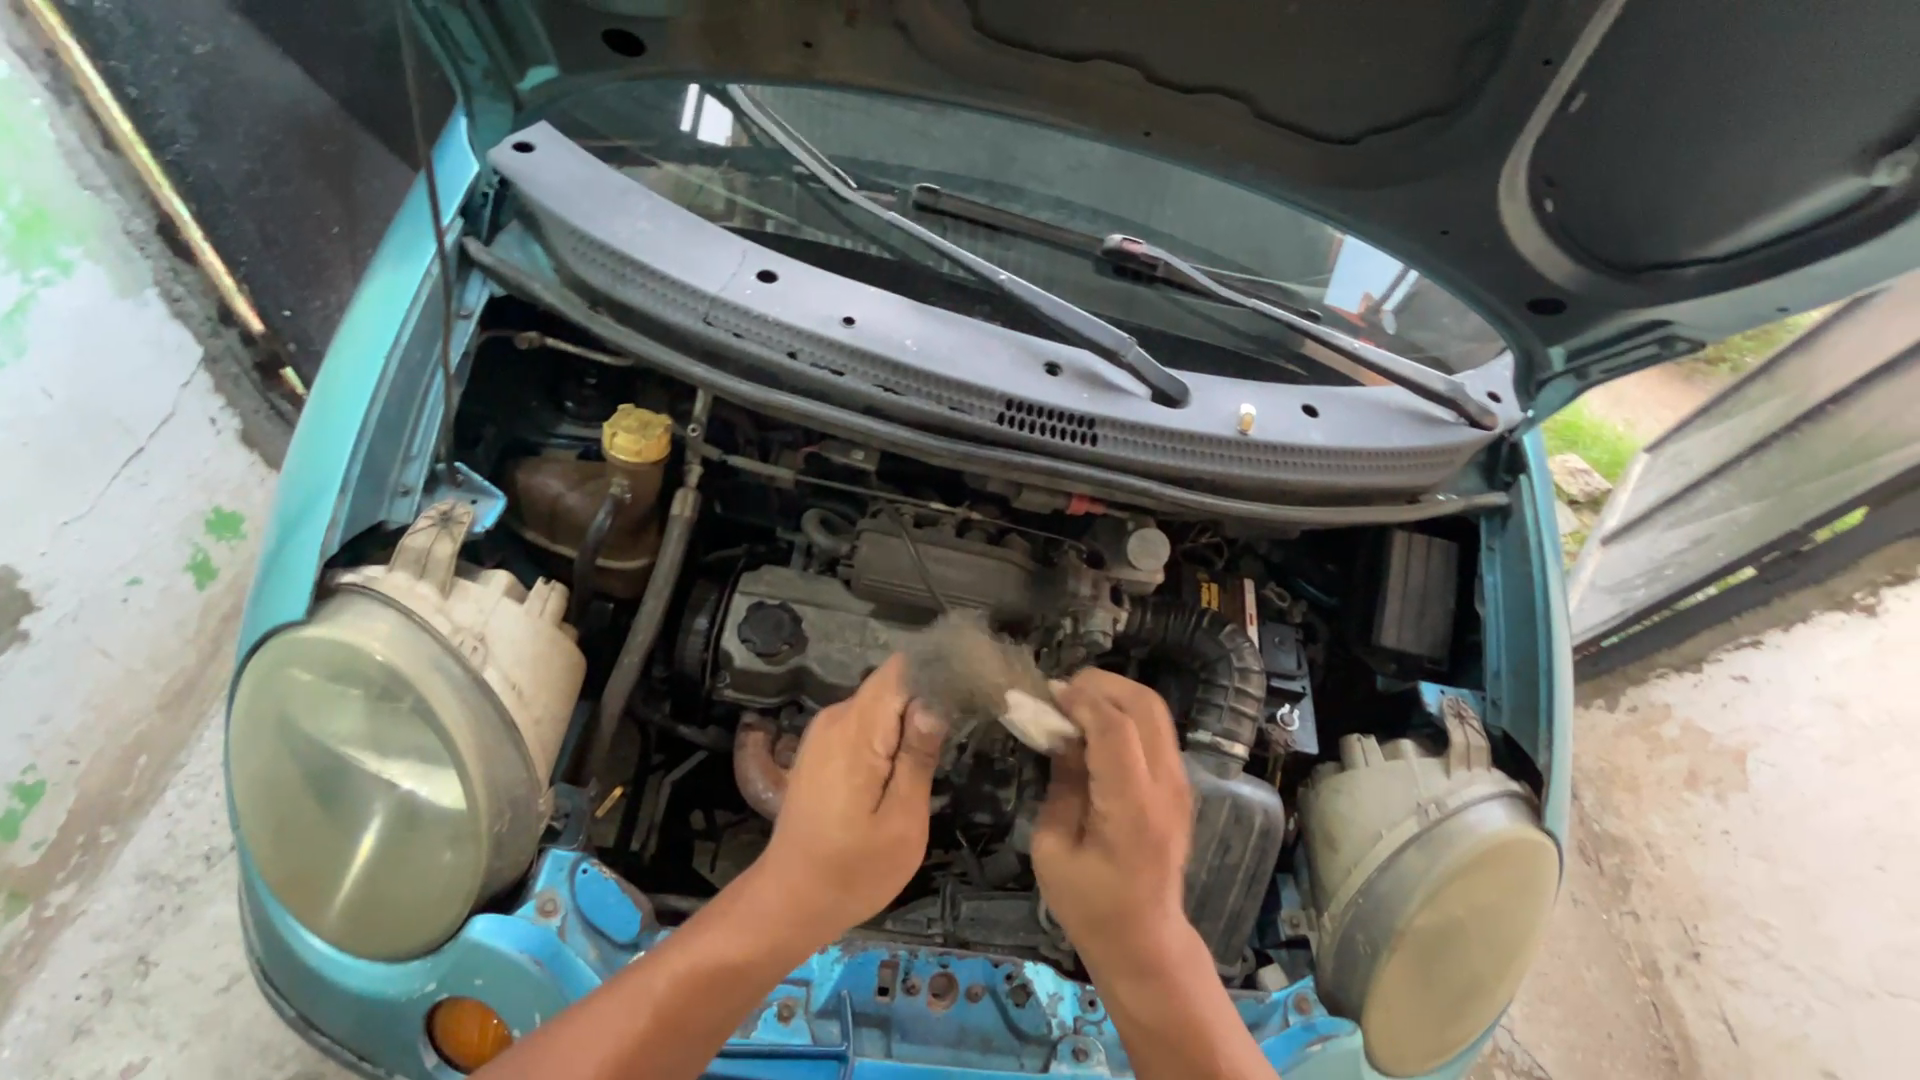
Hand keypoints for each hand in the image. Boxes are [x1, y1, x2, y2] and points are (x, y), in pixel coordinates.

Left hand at [742, 655, 948, 944]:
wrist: (791, 901)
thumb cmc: (853, 871)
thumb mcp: (902, 822)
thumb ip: (918, 757)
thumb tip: (935, 702)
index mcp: (857, 730)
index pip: (902, 670)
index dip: (939, 672)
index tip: (973, 689)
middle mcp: (836, 718)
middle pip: (892, 685)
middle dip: (929, 699)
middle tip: (967, 728)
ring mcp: (823, 732)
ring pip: (880, 704)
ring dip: (910, 720)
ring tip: (945, 747)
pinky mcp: (821, 749)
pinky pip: (864, 724)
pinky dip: (890, 735)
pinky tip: (908, 764)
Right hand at [1030, 669, 1194, 972]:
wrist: (1144, 938)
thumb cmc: (1089, 904)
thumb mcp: (1052, 849)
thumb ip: (1061, 784)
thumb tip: (1060, 733)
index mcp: (1133, 808)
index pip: (1116, 729)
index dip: (1081, 701)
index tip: (1047, 695)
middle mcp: (1166, 786)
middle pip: (1145, 705)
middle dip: (1100, 685)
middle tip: (1061, 693)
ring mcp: (1180, 782)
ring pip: (1155, 710)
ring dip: (1114, 695)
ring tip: (1074, 704)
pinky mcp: (1179, 783)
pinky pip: (1156, 729)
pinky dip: (1125, 713)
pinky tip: (1094, 726)